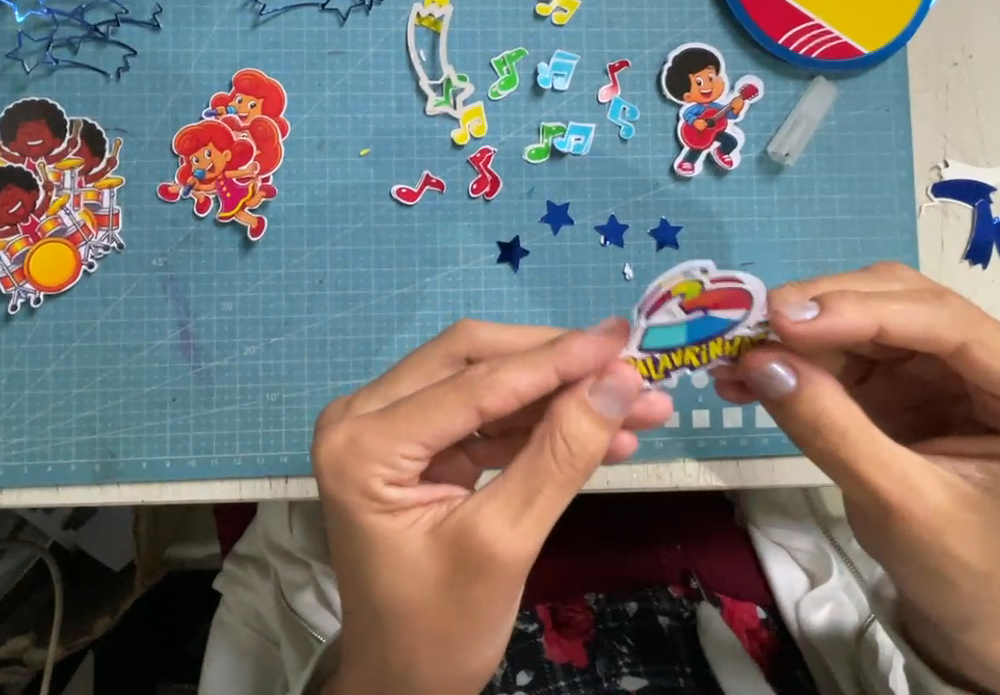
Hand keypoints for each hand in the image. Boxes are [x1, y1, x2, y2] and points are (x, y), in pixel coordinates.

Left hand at [313, 319, 672, 694]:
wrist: (400, 684)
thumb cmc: (437, 631)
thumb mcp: (503, 546)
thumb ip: (559, 456)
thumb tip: (618, 381)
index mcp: (364, 442)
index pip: (474, 383)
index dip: (554, 359)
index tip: (620, 339)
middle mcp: (364, 414)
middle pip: (473, 360)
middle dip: (557, 365)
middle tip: (630, 367)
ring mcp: (386, 424)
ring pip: (485, 380)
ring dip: (558, 392)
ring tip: (636, 404)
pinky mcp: (414, 440)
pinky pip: (484, 413)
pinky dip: (540, 420)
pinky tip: (600, 430)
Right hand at [716, 264, 999, 694]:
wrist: (971, 613)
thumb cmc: (961, 571)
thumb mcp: (898, 506)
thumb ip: (831, 428)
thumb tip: (757, 361)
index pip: (952, 325)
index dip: (862, 312)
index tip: (783, 320)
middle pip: (908, 301)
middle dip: (825, 311)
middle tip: (752, 328)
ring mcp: (959, 363)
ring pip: (871, 310)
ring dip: (802, 329)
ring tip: (739, 353)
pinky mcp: (915, 371)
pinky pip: (849, 342)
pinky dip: (798, 352)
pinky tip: (751, 371)